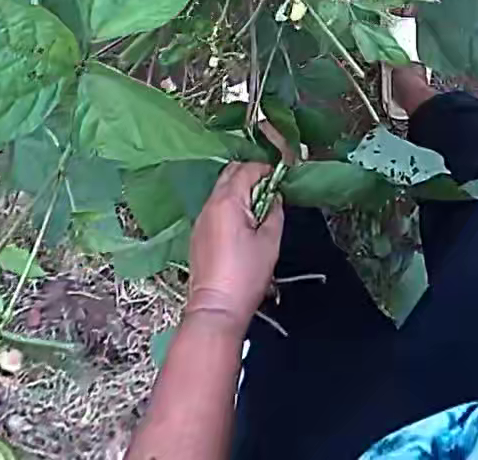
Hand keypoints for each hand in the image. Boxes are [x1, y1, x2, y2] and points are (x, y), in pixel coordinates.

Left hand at [185, 162, 283, 323]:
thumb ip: (274, 212)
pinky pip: (214, 206)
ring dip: (238, 189)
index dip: (265, 170)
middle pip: (229, 173)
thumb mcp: (270, 242)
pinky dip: (228, 204)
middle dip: (250, 175)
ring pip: (220, 189)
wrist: (216, 308)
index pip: (246, 170)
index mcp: (228, 200)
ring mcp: (201, 217)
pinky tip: (240, 222)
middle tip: (269, 189)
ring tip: (257, 207)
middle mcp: (211, 203)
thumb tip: (274, 196)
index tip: (280, 178)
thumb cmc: (246, 274)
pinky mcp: (197, 231)